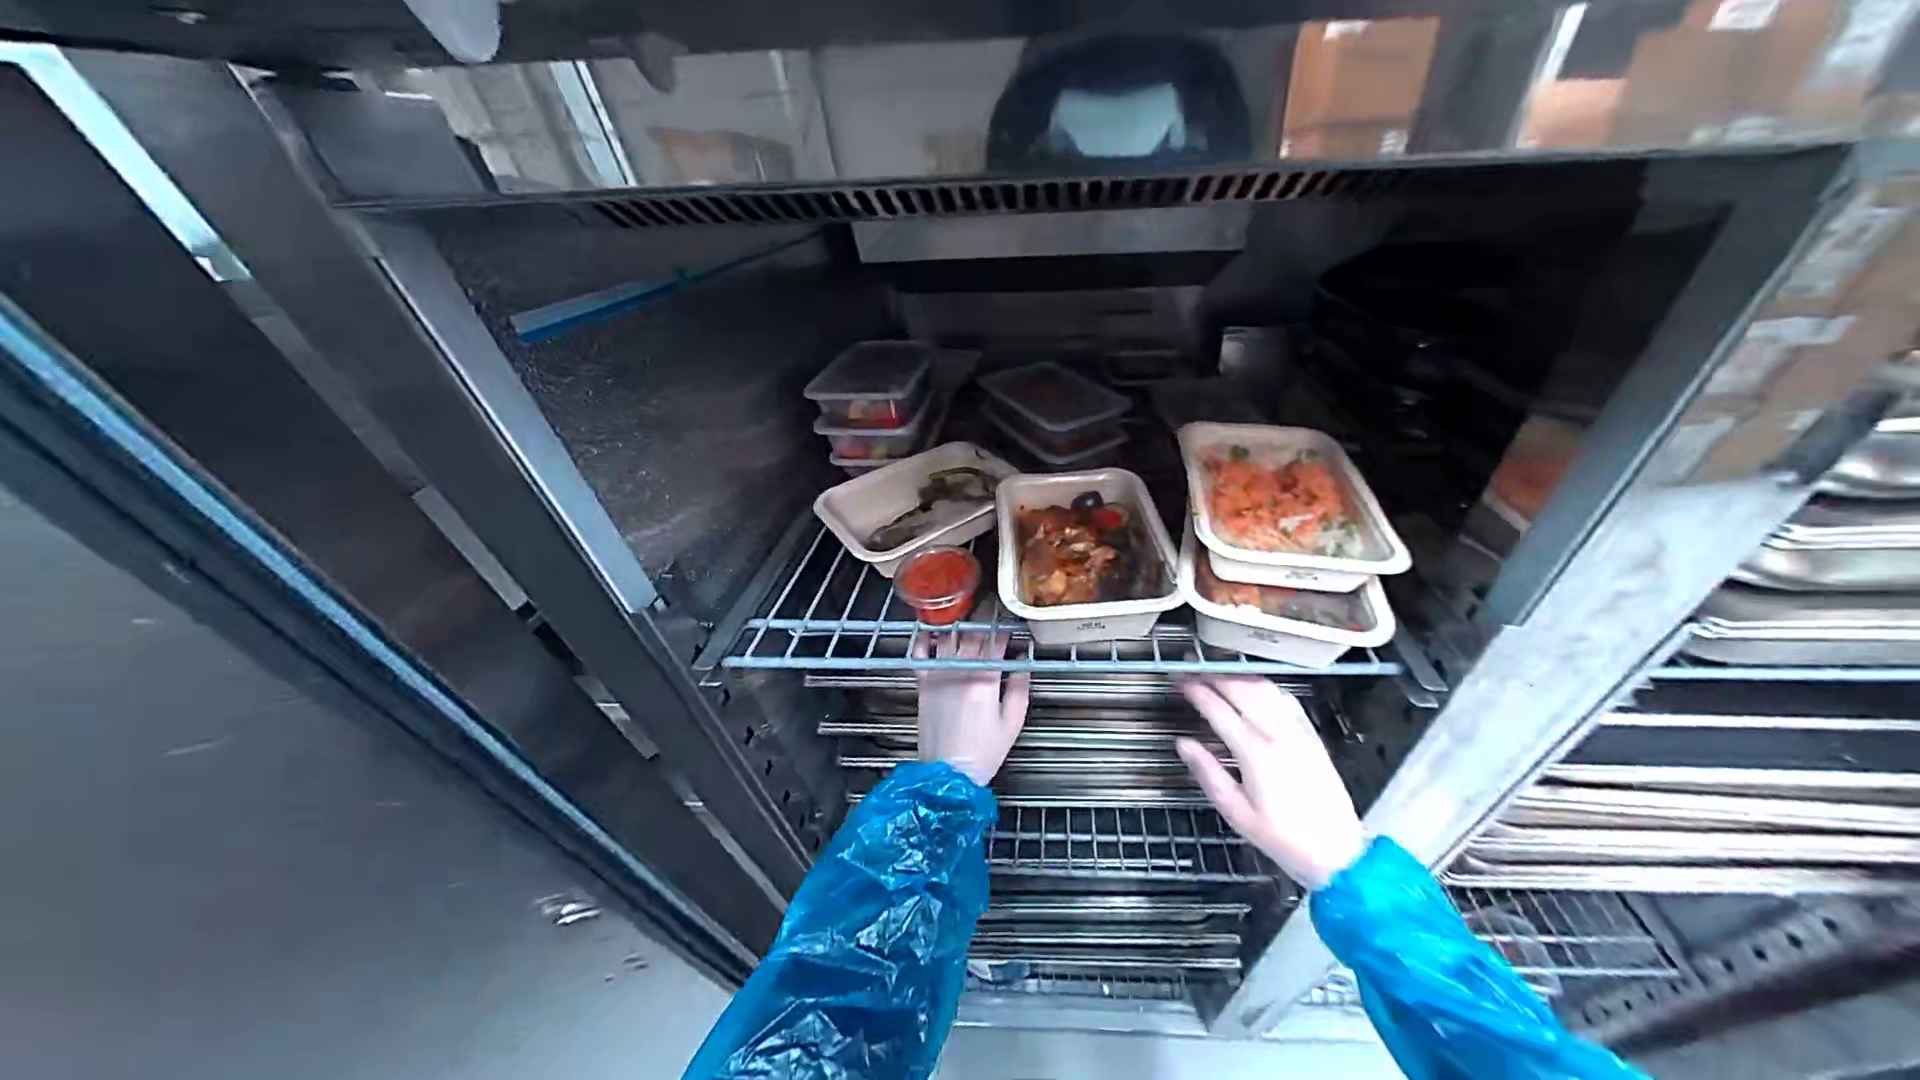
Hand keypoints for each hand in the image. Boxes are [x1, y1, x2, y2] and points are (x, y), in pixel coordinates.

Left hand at [913, 630, 1030, 785]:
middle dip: (984, 620)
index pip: (996, 642)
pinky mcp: (923, 683)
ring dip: (960, 624)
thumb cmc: (981, 753)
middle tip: (992, 615)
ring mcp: (938, 675)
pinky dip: (928, 638)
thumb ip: (1020, 688)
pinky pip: (921, 652)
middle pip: (973, 634)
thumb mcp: (1012, 722)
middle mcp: (959, 672)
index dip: (1005, 630)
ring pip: (949, 637)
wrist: (947, 774)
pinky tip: (936, 632)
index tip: (1010, 625)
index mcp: (985, 681)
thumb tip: (1022, 664)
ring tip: (969, 618)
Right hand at [1176, 675, 1364, 888]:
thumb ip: (1208, 774)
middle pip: (1241, 689)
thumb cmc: (1286, 839)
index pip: (1218, 708)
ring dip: (1238, 676)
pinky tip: (1255, 688)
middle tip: (1192, 670)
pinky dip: (1265, 686)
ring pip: (1265, 688)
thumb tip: (1184, 745)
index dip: (1195, 690)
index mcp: (1256, 753)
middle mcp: (1279, 736)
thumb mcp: (1236, 813)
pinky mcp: (1313, 737)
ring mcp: (1299, 733)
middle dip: (1213, 675)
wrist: (1339, 854)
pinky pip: (1287, 699)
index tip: (1179, 680)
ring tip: (1218, 674)